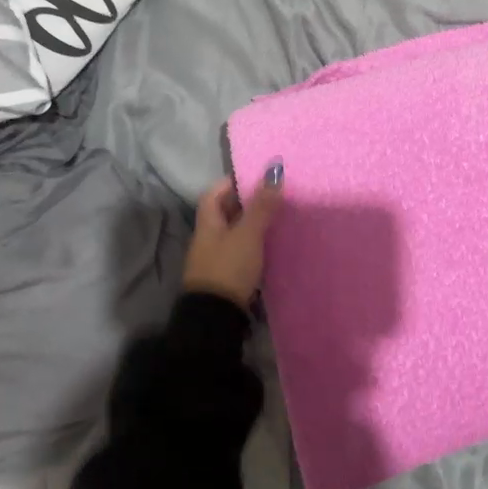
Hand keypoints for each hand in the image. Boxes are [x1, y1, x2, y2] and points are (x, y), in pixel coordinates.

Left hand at [181, 162, 284, 306]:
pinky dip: (255, 244)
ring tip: (279, 218)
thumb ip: (262, 205)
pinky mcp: (226, 275)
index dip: (234, 182)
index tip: (258, 177)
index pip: (215, 193)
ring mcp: (216, 258)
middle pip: (226, 212)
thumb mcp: (248, 234)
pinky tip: (272, 245)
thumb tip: (274, 171)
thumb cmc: (229, 268)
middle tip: (275, 196)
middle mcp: (208, 238)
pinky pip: (241, 250)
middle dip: (248, 202)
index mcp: (208, 223)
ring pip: (235, 232)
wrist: (216, 317)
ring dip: (253, 224)